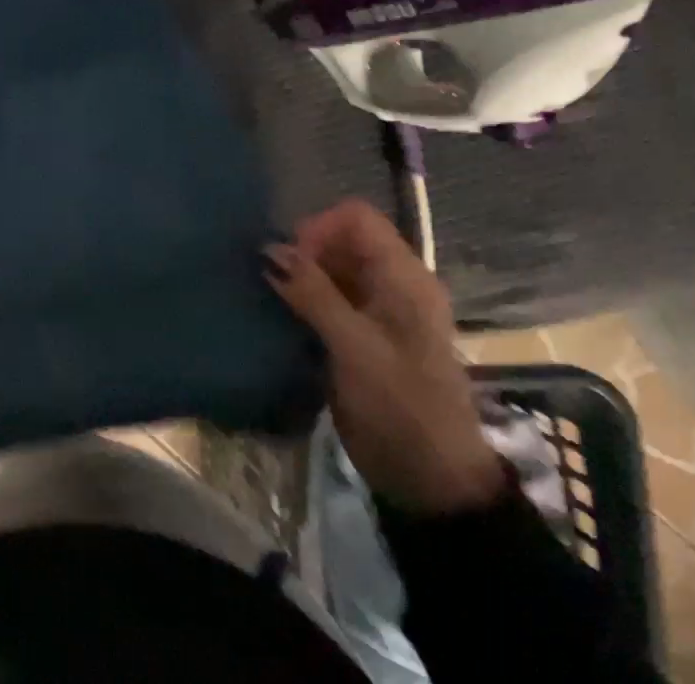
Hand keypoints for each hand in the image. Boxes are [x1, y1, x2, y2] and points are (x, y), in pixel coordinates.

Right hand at [263, 199, 506, 514]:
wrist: (427, 475)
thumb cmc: (399, 406)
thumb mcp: (354, 347)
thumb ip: (314, 294)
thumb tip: (269, 249)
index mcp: (403, 278)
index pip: (356, 219)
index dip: (318, 229)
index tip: (288, 263)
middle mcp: (392, 287)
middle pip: (341, 243)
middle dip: (302, 254)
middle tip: (270, 287)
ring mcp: (377, 314)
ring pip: (330, 273)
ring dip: (298, 281)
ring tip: (267, 302)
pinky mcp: (359, 340)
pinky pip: (327, 304)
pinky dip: (302, 305)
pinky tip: (279, 323)